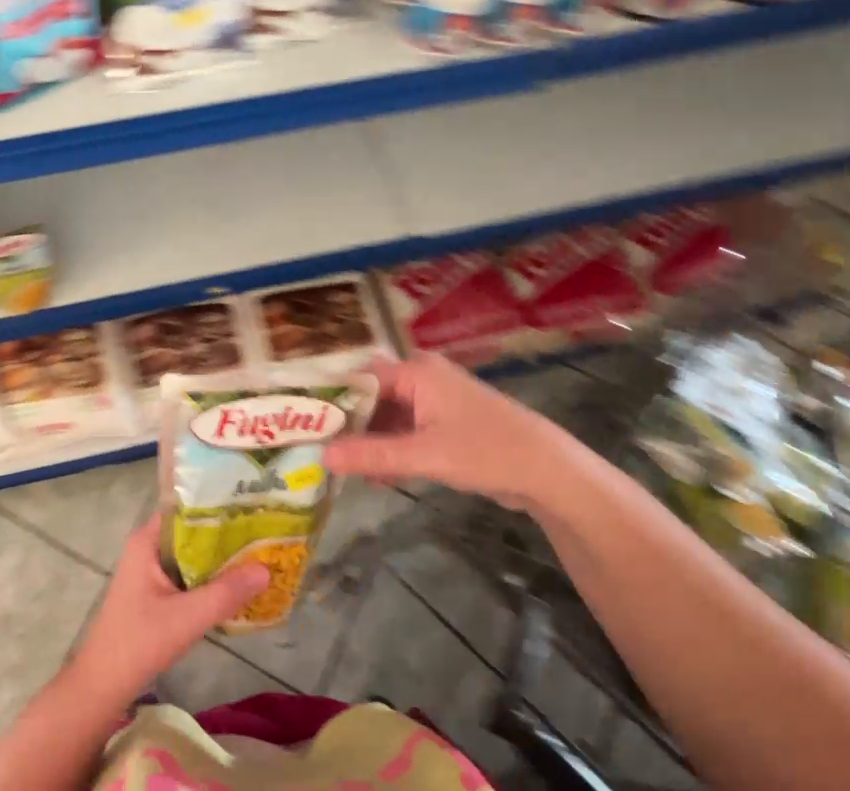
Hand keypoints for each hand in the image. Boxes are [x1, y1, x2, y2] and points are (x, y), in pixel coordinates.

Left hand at [68, 514, 269, 698]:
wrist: (104, 683)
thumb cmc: (139, 642)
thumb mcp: (187, 617)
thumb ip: (226, 592)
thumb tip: (267, 568)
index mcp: (148, 540)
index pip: (187, 508)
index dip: (220, 504)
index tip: (254, 504)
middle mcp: (149, 547)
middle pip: (194, 531)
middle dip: (228, 534)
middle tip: (268, 530)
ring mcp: (152, 570)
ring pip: (194, 555)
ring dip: (223, 558)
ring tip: (263, 553)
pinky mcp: (158, 592)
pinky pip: (191, 575)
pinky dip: (213, 578)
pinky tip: (240, 585)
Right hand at [323, 354, 589, 509]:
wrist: (548, 472)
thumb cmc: (486, 451)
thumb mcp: (424, 455)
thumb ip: (372, 455)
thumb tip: (322, 456)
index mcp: (416, 372)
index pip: (358, 378)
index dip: (330, 400)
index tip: (302, 423)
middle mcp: (422, 378)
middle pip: (370, 396)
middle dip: (347, 424)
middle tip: (315, 448)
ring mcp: (435, 401)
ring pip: (387, 416)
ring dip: (369, 442)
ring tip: (342, 469)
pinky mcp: (445, 424)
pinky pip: (405, 431)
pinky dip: (390, 450)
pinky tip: (376, 477)